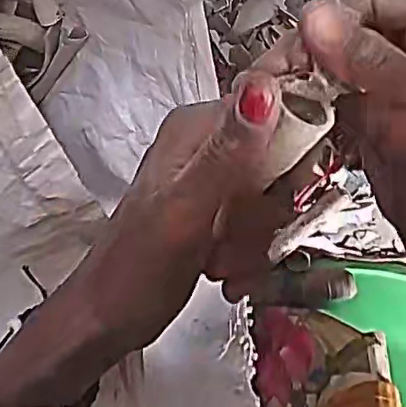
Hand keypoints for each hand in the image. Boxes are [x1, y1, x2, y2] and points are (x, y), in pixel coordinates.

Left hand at [0, 71, 278, 406]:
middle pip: (281, 154)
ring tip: (224, 258)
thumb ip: (229, 150)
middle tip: (243, 235)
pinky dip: (254, 248)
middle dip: (274, 204)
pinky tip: (228, 268)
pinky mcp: (219, 208)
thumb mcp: (188, 206)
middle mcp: (207, 143)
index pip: (273, 102)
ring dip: (261, 235)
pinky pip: (262, 219)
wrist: (109, 318)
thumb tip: (263, 88)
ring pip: (275, 192)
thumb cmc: (136, 267)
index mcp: (197, 126)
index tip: (295, 186)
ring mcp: (213, 176)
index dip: (296, 142)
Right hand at [293, 0, 405, 283]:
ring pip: (328, 72)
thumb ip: (382, 66)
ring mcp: (393, 94)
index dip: (330, 20)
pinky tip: (290, 130)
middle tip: (273, 80)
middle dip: (304, 53)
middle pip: (340, 34)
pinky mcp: (377, 130)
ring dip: (298, 85)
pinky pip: (330, 112)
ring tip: (271, 104)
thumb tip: (318, 22)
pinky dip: (307, 118)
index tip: (301, 49)